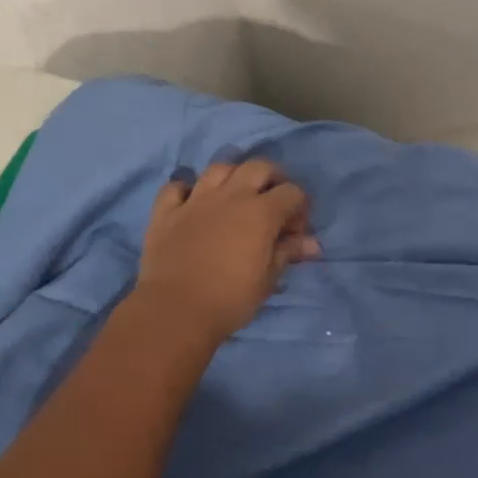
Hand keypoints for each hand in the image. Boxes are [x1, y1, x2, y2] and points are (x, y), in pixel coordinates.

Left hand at [132, 159, 318, 342]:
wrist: (176, 310)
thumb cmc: (231, 298)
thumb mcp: (268, 278)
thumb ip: (288, 252)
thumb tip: (311, 244)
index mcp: (261, 212)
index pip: (292, 193)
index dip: (300, 208)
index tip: (296, 231)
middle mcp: (230, 196)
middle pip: (258, 167)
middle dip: (272, 178)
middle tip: (273, 202)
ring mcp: (195, 200)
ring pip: (219, 168)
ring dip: (233, 177)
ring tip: (236, 197)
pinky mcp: (166, 212)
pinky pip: (176, 187)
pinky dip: (187, 190)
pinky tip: (193, 203)